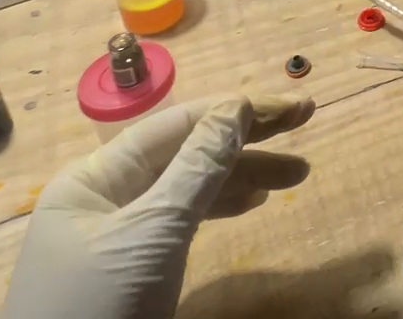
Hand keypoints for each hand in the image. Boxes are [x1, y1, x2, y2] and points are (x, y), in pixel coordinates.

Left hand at [0, 95, 314, 318]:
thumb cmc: (102, 309)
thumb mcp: (156, 231)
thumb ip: (200, 164)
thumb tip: (237, 104)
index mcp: (96, 177)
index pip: (178, 123)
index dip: (236, 109)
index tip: (289, 107)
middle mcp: (106, 196)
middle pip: (189, 150)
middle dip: (249, 136)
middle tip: (306, 118)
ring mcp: (121, 234)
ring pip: (194, 185)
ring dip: (246, 173)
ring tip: (299, 172)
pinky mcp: (136, 267)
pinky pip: (186, 218)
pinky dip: (224, 204)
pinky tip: (256, 200)